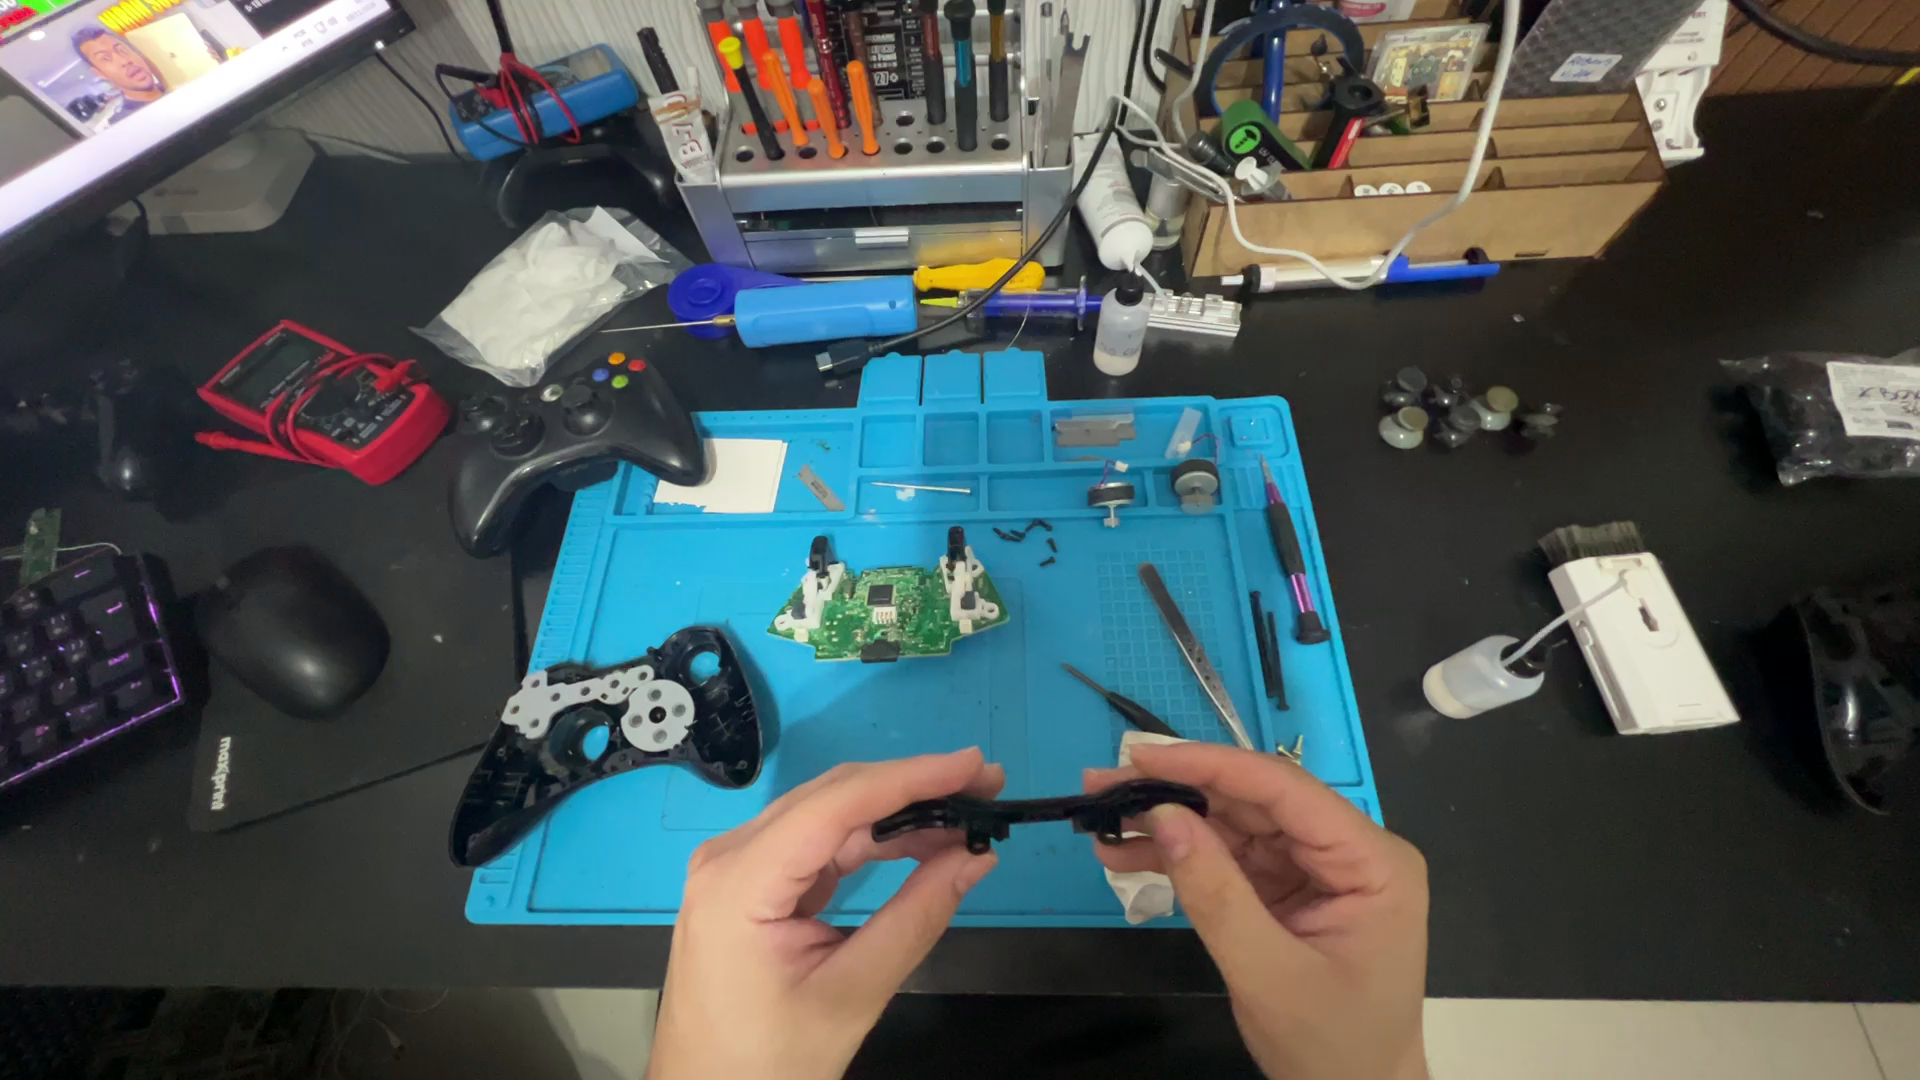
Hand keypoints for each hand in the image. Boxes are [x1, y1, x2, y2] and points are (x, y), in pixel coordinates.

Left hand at [648, 748, 1002, 1079]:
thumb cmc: (769, 1067)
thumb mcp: (851, 996)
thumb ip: (916, 918)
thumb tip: (976, 857)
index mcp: (741, 880)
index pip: (837, 804)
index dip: (910, 777)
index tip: (973, 764)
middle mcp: (734, 852)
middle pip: (835, 797)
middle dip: (913, 786)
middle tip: (983, 785)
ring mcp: (741, 861)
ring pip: (833, 811)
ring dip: (900, 809)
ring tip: (965, 809)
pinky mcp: (757, 876)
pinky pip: (824, 838)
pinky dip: (877, 837)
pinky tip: (922, 838)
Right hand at [1086, 743, 1428, 1079]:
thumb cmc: (1332, 1049)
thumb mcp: (1270, 975)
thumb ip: (1216, 894)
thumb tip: (1163, 816)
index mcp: (1369, 859)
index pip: (1281, 788)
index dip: (1208, 765)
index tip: (1141, 757)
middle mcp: (1340, 847)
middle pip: (1246, 798)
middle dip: (1172, 790)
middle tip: (1102, 784)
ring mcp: (1306, 863)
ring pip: (1225, 819)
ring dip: (1163, 819)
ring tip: (1100, 818)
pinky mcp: (1278, 882)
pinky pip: (1220, 852)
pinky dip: (1171, 852)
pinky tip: (1124, 852)